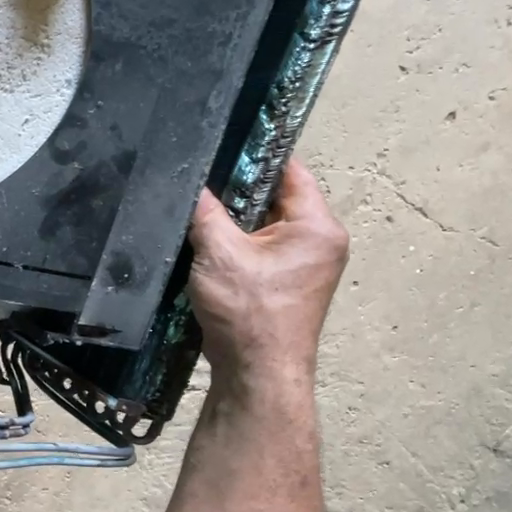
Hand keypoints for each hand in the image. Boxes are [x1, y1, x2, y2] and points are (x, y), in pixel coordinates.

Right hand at [186, 162, 349, 382]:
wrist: (256, 368)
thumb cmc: (248, 308)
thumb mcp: (219, 253)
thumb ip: (206, 213)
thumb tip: (190, 184)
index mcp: (318, 226)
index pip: (291, 173)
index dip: (257, 155)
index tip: (223, 142)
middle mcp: (321, 241)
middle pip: (275, 199)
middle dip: (238, 190)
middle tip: (198, 177)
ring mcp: (306, 264)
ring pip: (264, 225)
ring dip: (233, 219)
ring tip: (196, 206)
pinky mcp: (285, 283)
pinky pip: (259, 248)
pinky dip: (235, 242)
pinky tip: (204, 241)